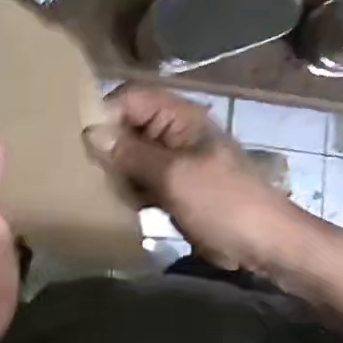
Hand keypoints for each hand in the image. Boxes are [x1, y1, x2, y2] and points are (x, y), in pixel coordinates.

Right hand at [84, 84, 310, 272]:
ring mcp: (174, 161)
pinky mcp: (174, 188)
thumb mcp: (175, 176)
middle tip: (76, 165)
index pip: (130, 97)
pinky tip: (109, 202)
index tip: (77, 138)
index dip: (104, 112)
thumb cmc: (225, 203)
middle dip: (104, 142)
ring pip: (131, 154)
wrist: (266, 246)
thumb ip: (131, 153)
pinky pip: (140, 179)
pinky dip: (126, 188)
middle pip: (127, 125)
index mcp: (180, 117)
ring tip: (88, 184)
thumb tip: (90, 132)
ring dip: (113, 168)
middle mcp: (174, 132)